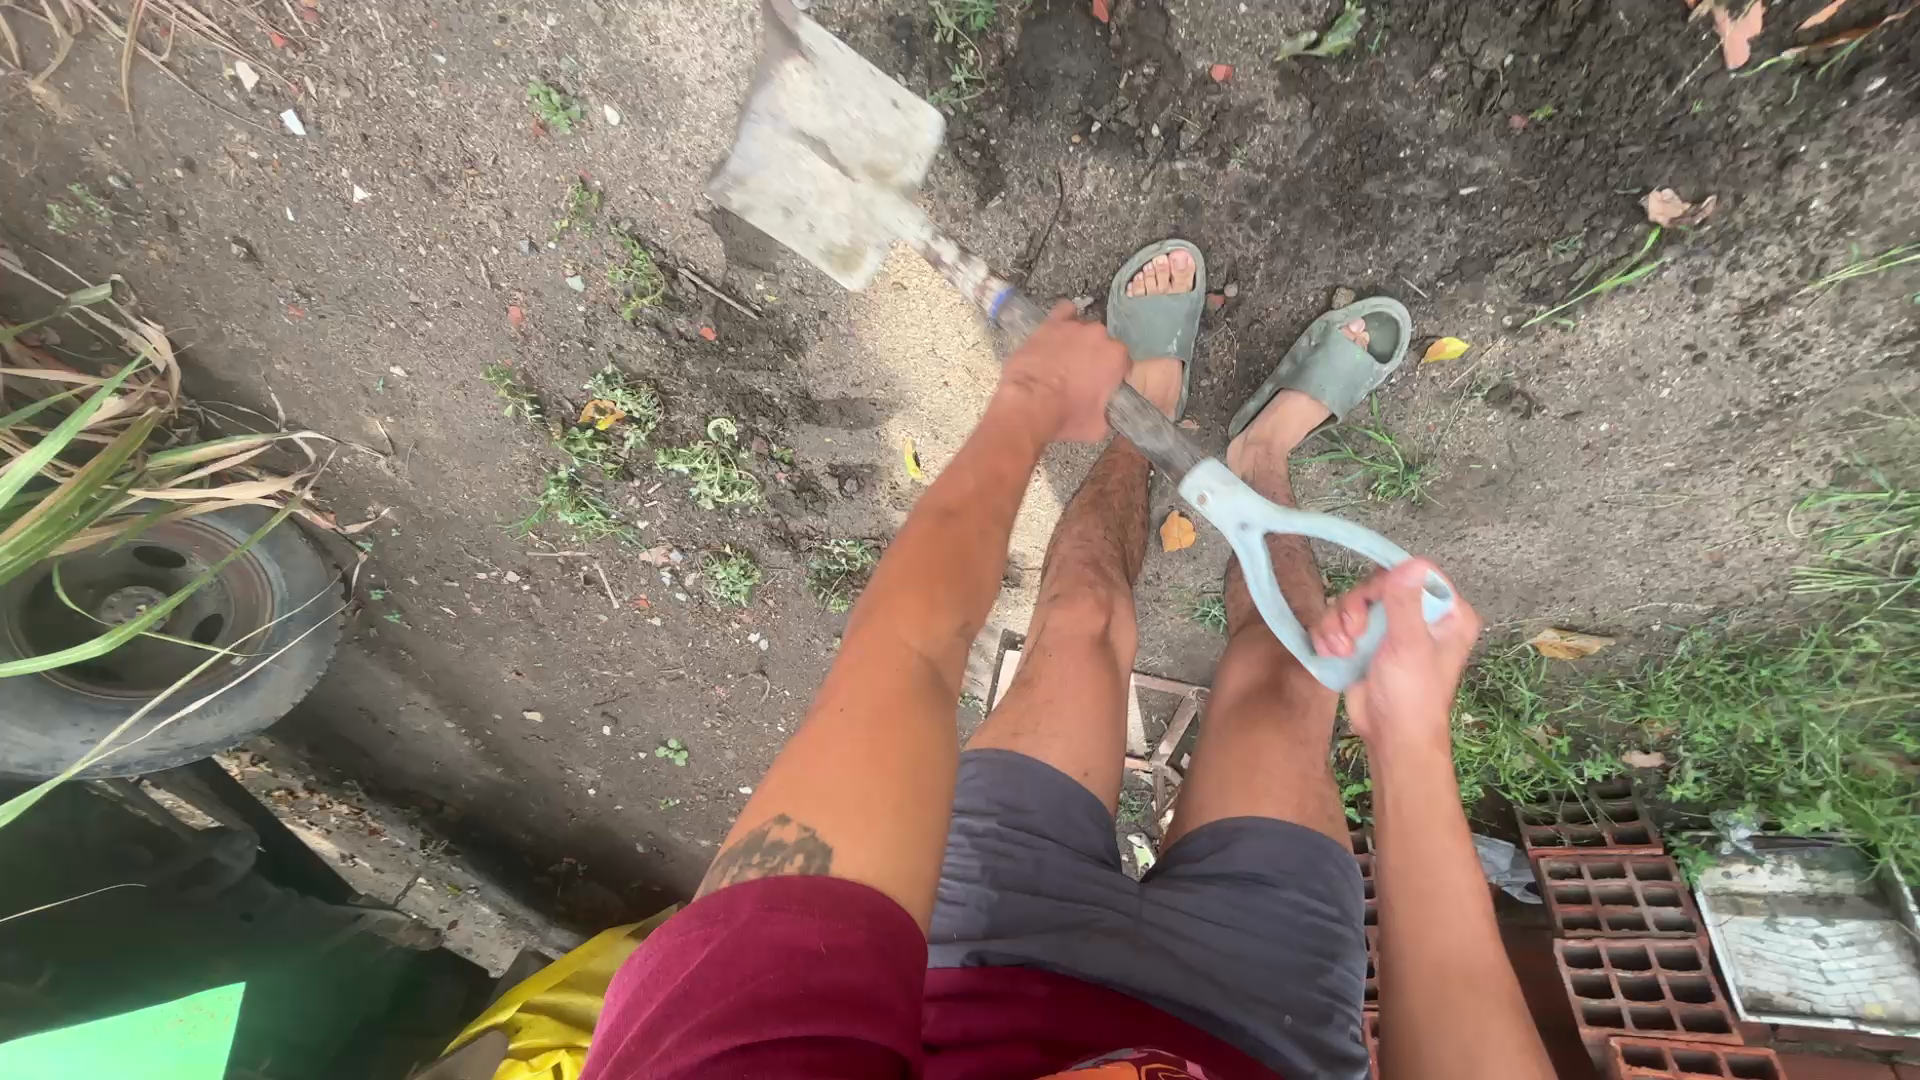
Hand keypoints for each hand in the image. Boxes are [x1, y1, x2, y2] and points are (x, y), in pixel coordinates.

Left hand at [992, 301, 1129, 442]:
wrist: (1029, 404)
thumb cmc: (1066, 416)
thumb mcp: (1098, 426)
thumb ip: (1108, 413)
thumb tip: (1106, 414)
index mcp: (1117, 358)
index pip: (1121, 361)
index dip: (1111, 374)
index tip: (1102, 386)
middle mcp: (1100, 336)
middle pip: (1102, 344)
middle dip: (1094, 358)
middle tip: (1080, 376)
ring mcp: (1074, 327)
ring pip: (1083, 329)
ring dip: (1078, 342)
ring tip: (1065, 359)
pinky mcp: (1051, 324)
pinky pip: (1064, 311)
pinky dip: (1065, 317)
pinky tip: (1061, 327)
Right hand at [1310, 559, 1481, 752]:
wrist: (1390, 736)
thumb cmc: (1412, 695)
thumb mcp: (1408, 646)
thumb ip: (1404, 604)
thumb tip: (1409, 562)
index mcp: (1446, 614)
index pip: (1417, 575)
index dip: (1389, 583)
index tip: (1373, 601)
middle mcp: (1419, 615)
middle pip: (1376, 586)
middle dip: (1355, 609)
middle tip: (1352, 633)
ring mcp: (1389, 629)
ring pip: (1351, 603)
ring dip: (1337, 624)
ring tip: (1340, 650)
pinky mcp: (1364, 642)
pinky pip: (1337, 622)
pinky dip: (1328, 635)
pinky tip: (1332, 654)